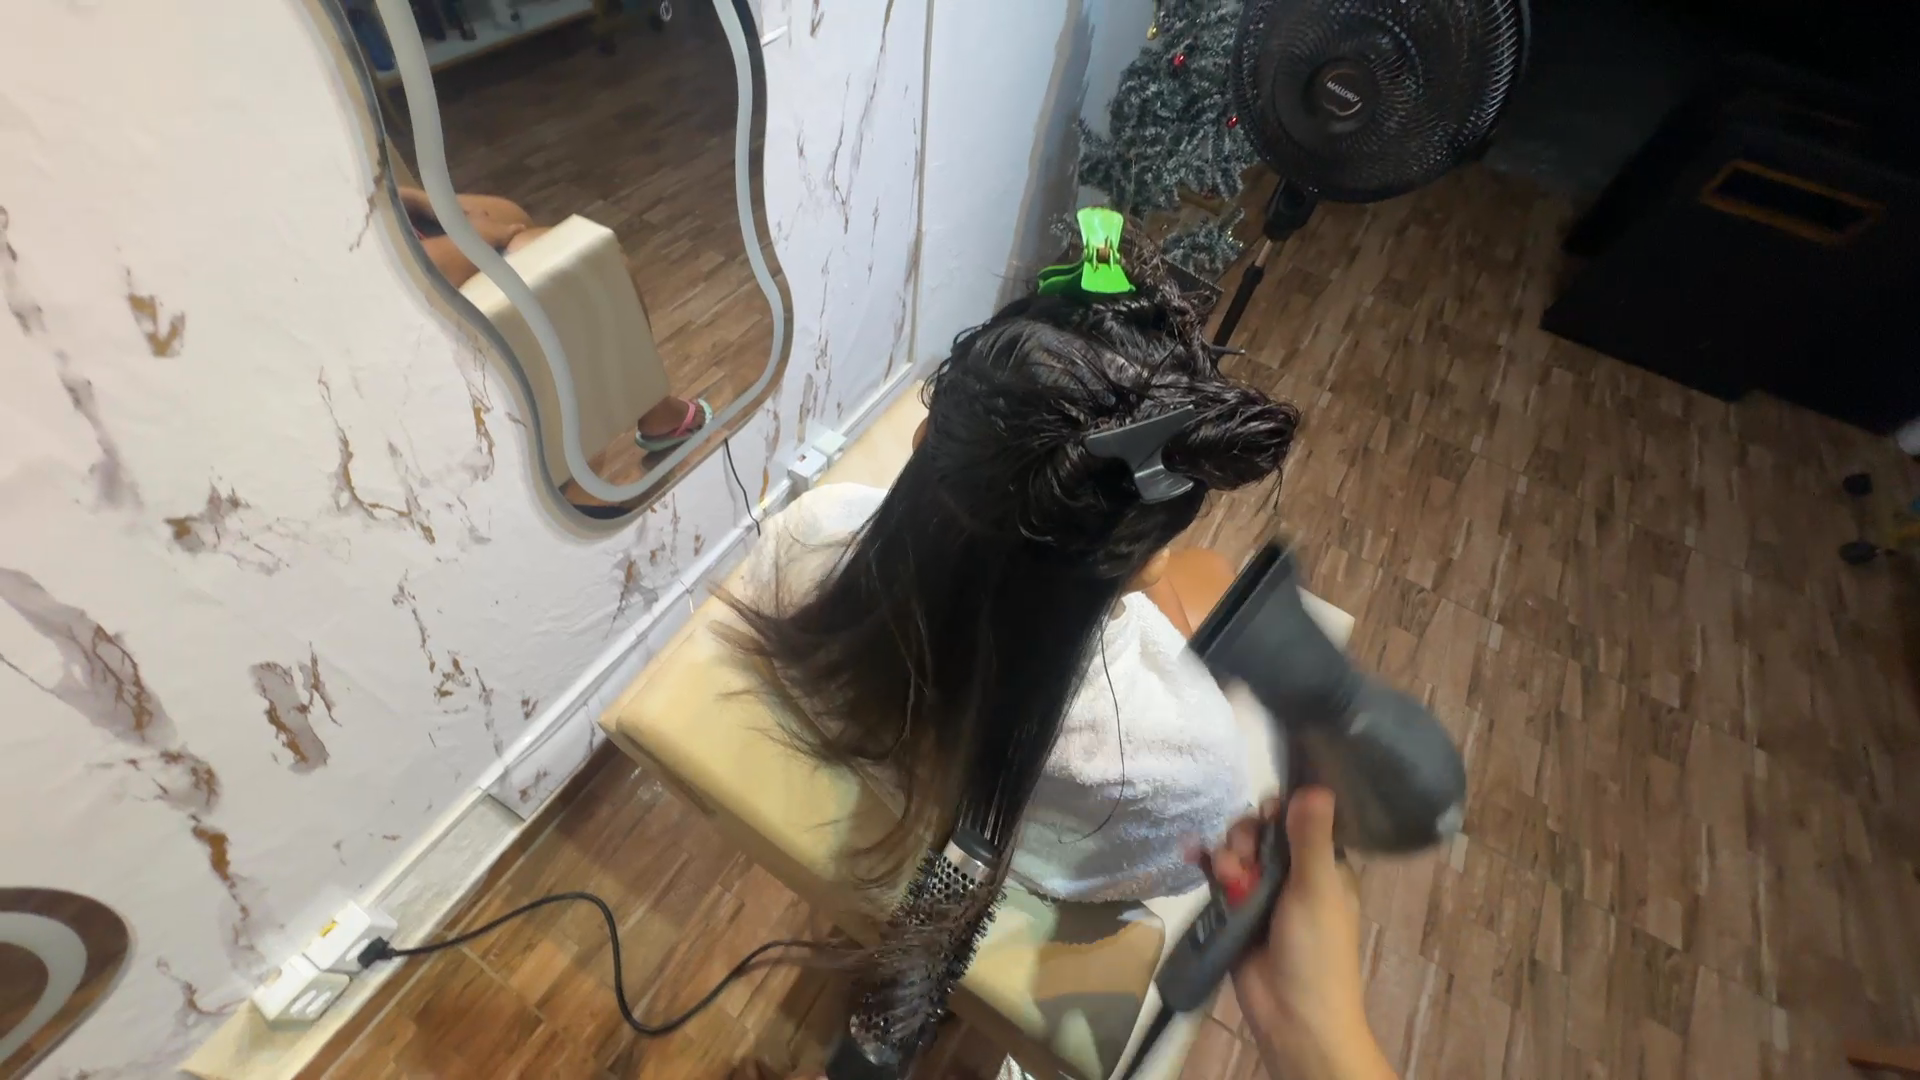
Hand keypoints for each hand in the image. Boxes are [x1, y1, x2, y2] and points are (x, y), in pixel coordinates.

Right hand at [1211, 789, 1395, 1079]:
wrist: (1292, 1018)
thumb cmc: (1317, 952)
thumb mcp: (1317, 889)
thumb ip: (1311, 837)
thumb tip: (1318, 785)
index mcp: (1323, 867)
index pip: (1298, 819)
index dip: (1279, 810)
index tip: (1267, 811)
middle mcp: (1294, 873)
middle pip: (1261, 830)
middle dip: (1246, 835)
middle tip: (1246, 854)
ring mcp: (1262, 891)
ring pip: (1237, 849)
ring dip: (1227, 855)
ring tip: (1228, 877)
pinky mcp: (1235, 907)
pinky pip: (1217, 872)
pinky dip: (1206, 863)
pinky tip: (1193, 856)